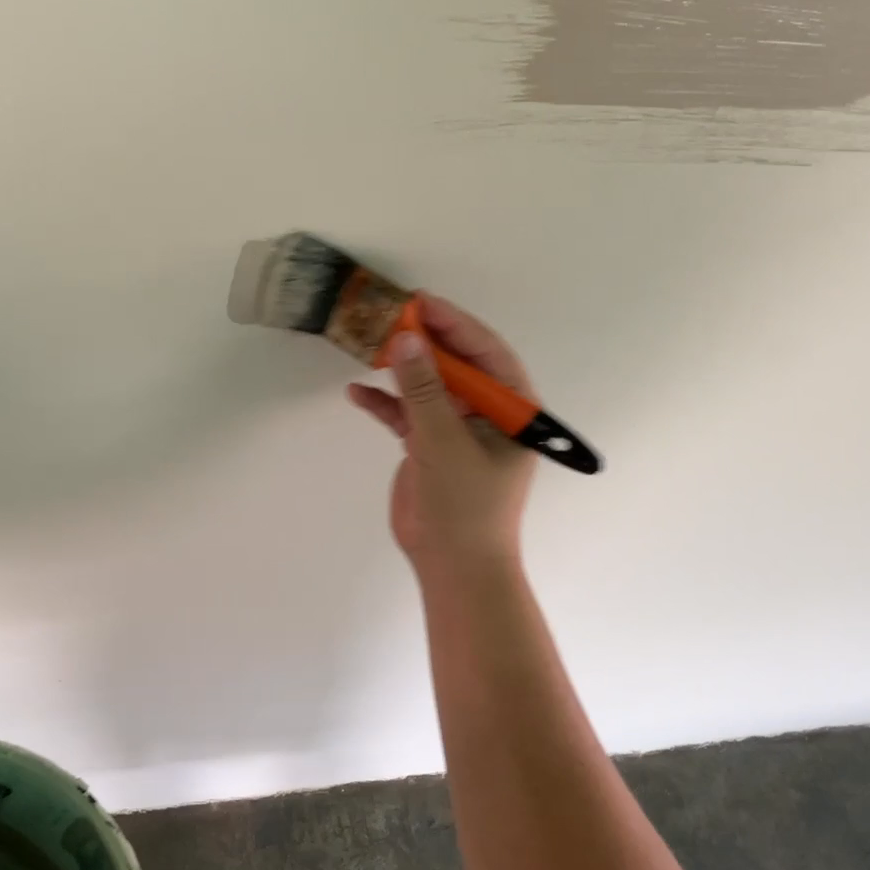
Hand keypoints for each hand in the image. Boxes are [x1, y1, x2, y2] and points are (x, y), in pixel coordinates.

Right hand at [347, 296, 537, 577]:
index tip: (419, 304)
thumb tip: (405, 339)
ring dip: (401, 369)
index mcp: (511, 410)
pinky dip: (384, 404)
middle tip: (388, 316)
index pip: (486, 353)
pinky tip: (357, 392)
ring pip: (428, 386)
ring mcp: (456, 430)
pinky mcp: (429, 448)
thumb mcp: (445, 442)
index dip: (455, 325)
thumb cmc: (465, 506)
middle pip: (455, 365)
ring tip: (369, 345)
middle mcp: (486, 414)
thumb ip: (424, 389)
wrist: (454, 565)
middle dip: (424, 342)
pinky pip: (406, 415)